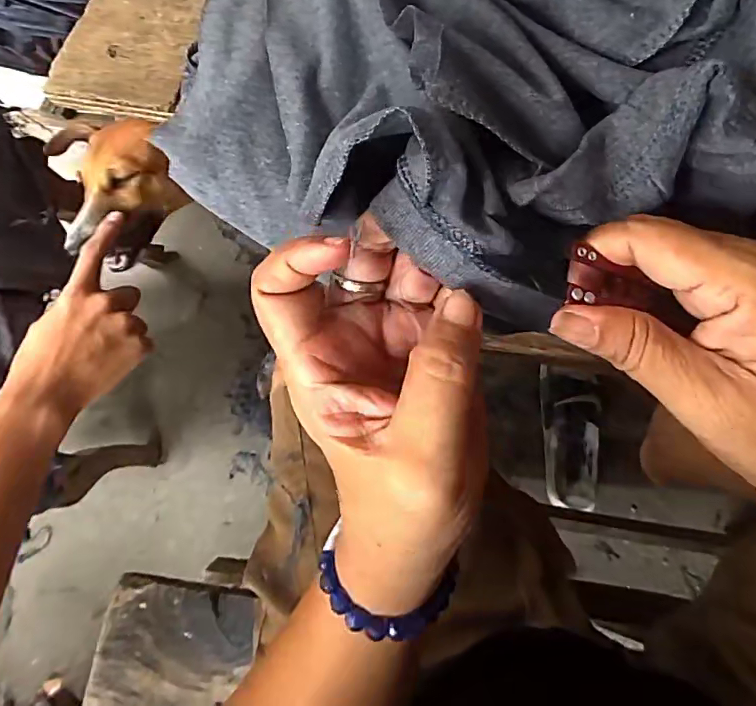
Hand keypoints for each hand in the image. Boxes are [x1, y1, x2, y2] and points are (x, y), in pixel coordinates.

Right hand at [3, 211, 153, 432]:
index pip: (93, 255)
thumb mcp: (46, 323)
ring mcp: (124, 324)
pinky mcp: (139, 346)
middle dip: (119, 310)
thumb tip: (79, 306)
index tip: (119, 217)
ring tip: (102, 354)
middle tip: (100, 333)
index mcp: (77, 295)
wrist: (45, 397)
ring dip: (125, 333)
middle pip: (129, 295)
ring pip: (135, 321)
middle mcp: (105, 304)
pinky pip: (143, 343)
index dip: (107, 233)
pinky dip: (133, 352)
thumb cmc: (36, 363)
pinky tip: (112, 364)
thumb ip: (70, 306)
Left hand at [251, 223, 487, 614]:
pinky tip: (478, 259)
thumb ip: (441, 374)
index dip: (298, 258)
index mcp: (316, 361)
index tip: (345, 249)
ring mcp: (387, 333)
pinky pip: (437, 291)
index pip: (278, 291)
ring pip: (398, 268)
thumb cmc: (402, 507)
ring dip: (426, 250)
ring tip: (463, 234)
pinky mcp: (425, 337)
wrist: (426, 537)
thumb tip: (463, 295)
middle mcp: (345, 335)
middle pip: (350, 264)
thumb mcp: (420, 450)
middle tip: (428, 219)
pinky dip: (455, 274)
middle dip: (383, 239)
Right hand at [548, 215, 755, 528]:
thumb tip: (564, 316)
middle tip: (577, 313)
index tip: (565, 294)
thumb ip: (634, 349)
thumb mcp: (706, 404)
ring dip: (626, 275)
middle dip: (608, 265)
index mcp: (752, 282)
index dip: (599, 253)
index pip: (652, 238)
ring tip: (600, 318)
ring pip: (668, 247)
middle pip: (658, 237)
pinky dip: (652, 284)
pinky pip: (688, 264)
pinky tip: (635, 316)